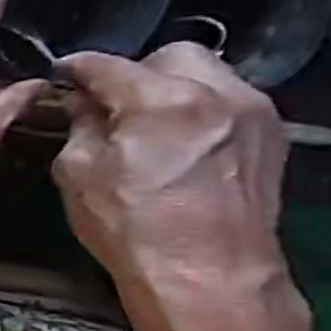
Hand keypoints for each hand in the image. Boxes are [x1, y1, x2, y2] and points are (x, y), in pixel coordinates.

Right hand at [53, 44, 303, 330]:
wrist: (207, 275)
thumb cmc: (129, 224)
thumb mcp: (77, 171)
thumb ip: (81, 125)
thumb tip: (85, 103)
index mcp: (161, 99)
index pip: (105, 64)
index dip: (74, 67)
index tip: (59, 75)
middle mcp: (218, 93)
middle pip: (171, 55)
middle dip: (134, 72)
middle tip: (108, 103)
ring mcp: (254, 114)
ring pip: (206, 74)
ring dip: (169, 88)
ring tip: (144, 123)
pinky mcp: (272, 137)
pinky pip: (227, 102)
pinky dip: (197, 109)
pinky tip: (176, 141)